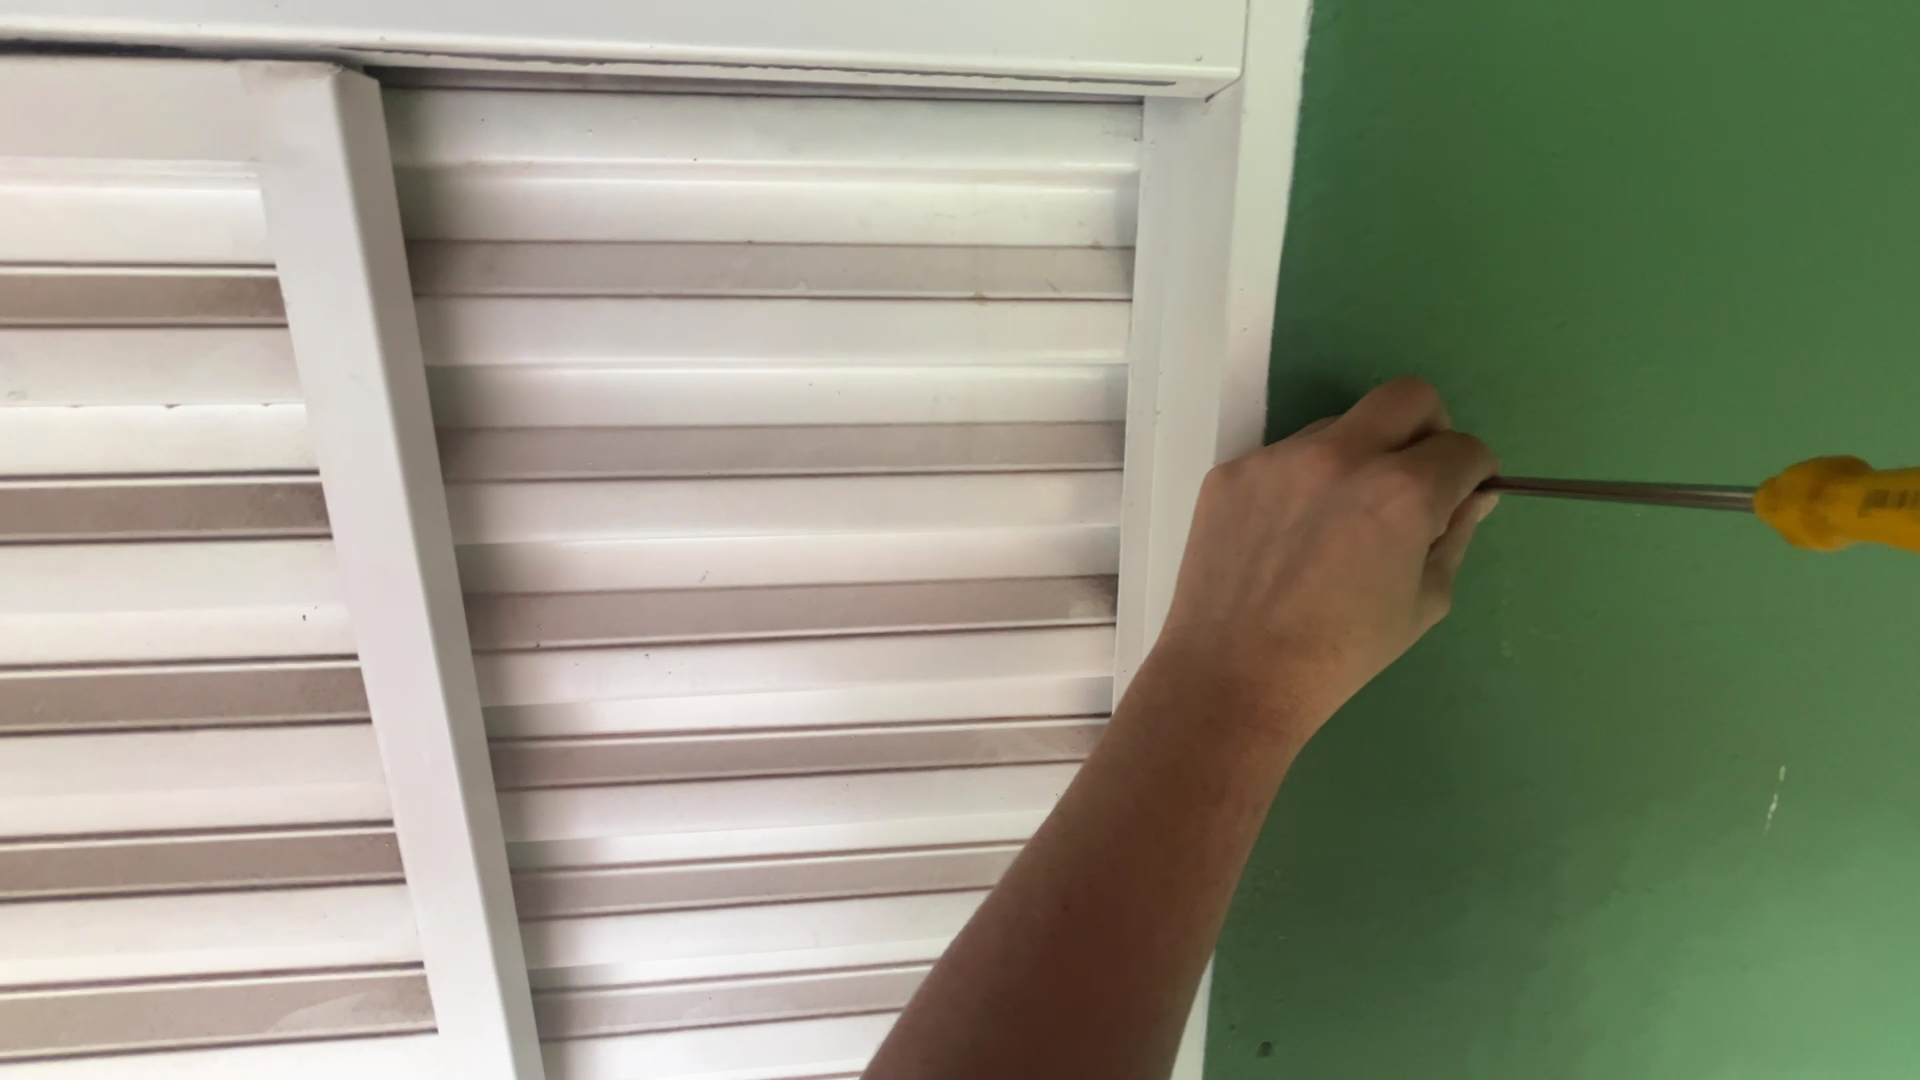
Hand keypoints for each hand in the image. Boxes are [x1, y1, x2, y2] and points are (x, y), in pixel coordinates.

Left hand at [1153, 377, 1499, 745]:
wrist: (1233, 671)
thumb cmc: (1338, 653)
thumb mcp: (1423, 601)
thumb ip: (1454, 534)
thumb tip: (1471, 493)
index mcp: (1401, 491)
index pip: (1463, 447)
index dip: (1471, 473)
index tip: (1457, 496)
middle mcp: (1338, 457)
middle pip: (1405, 397)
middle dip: (1426, 429)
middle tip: (1411, 477)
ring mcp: (1274, 459)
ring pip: (1335, 429)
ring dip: (1353, 458)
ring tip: (1331, 523)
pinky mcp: (1228, 473)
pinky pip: (1280, 460)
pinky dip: (1297, 483)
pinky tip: (1281, 534)